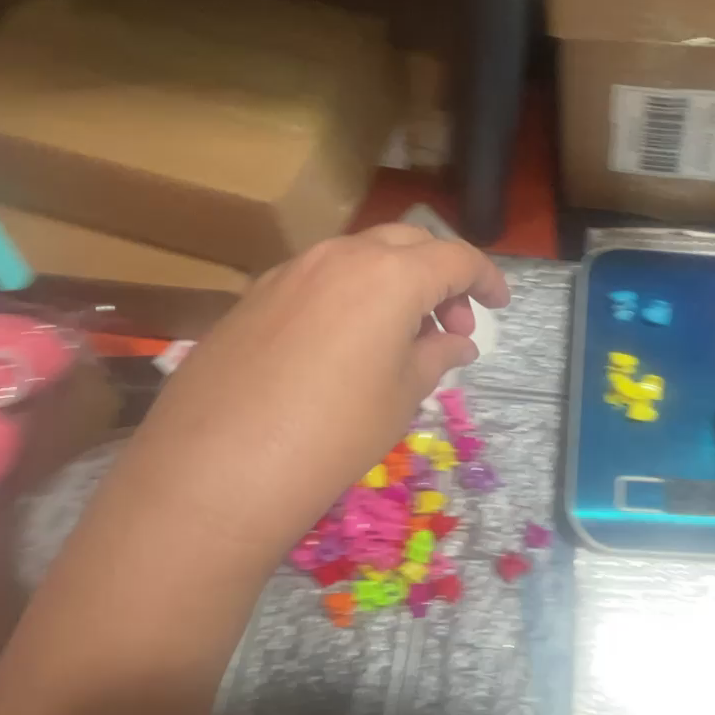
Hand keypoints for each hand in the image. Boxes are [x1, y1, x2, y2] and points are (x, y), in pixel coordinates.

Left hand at [117, 225, 508, 552]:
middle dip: (441, 275)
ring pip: (360, 257)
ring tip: (400, 338)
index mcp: (390, 275)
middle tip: (451, 325)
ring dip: (394, 283)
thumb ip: (436, 355)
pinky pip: (319, 279)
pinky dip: (350, 295)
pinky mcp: (254, 297)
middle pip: (408, 243)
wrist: (215, 471)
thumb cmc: (333, 434)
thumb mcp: (402, 396)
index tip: (499, 305)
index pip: (456, 258)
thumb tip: (455, 340)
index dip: (486, 278)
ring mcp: (290, 272)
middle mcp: (340, 256)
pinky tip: (344, 345)